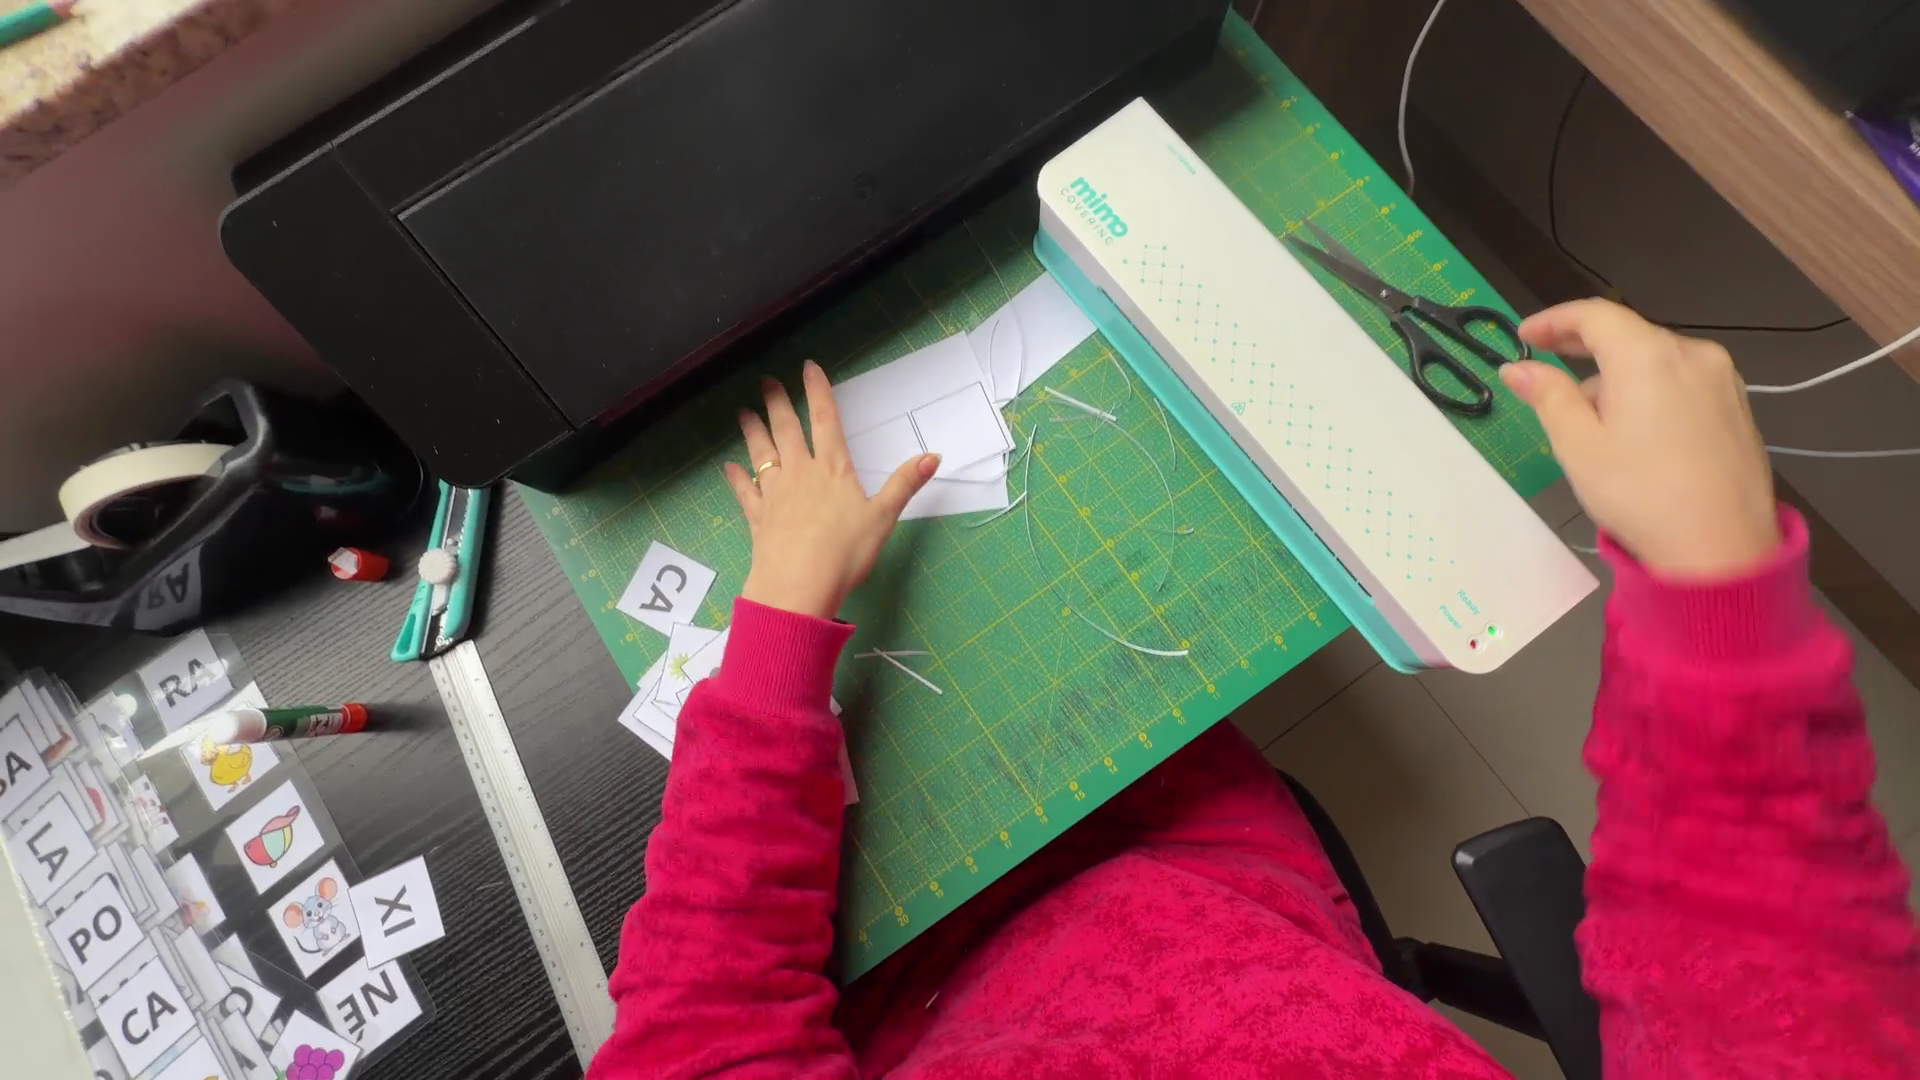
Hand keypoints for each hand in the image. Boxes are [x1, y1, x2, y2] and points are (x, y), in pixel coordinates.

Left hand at [724, 361, 938, 618]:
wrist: (799, 585)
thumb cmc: (845, 551)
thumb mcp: (883, 517)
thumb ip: (906, 484)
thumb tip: (934, 455)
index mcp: (832, 468)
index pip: (825, 420)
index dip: (817, 391)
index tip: (808, 367)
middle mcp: (800, 472)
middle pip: (786, 429)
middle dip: (777, 403)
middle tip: (766, 382)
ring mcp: (775, 494)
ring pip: (761, 454)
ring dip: (753, 431)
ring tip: (744, 413)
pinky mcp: (758, 517)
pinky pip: (746, 492)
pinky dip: (738, 478)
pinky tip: (730, 468)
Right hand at [1500, 299, 1780, 579]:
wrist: (1717, 540)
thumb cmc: (1635, 489)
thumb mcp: (1575, 443)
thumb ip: (1547, 395)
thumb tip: (1517, 367)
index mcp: (1649, 359)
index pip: (1597, 315)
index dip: (1554, 319)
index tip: (1522, 335)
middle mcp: (1692, 355)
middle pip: (1627, 332)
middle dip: (1579, 342)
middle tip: (1540, 359)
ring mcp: (1719, 378)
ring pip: (1650, 357)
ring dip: (1609, 369)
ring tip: (1578, 408)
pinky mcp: (1731, 403)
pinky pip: (1674, 376)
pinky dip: (1639, 383)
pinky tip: (1621, 420)